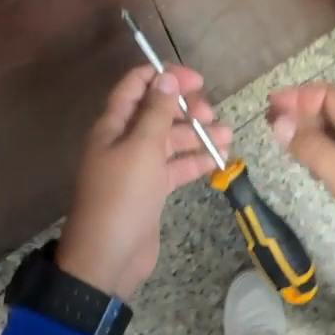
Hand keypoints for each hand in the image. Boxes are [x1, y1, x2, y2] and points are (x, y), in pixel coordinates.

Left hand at [59, 64, 231, 298]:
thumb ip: (156, 112)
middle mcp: (124, 141)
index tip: (195, 80)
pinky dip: (195, 160)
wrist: (108, 257)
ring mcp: (138, 167)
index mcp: (113, 125)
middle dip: (185, 107)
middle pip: (156, 112)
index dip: (163, 77)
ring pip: (170, 140)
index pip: (136, 86)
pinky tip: (220, 158)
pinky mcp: (151, 190)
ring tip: (226, 135)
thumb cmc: (122, 197)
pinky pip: (175, 167)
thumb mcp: (142, 149)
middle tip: (211, 113)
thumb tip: (166, 77)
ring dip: (197, 134)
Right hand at [266, 82, 334, 276]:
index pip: (331, 96)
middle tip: (270, 124)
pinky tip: (314, 160)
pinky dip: (329, 146)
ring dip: (314, 129)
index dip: (298, 97)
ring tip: (285, 140)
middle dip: (303, 111)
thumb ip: (315, 151)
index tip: (268, 109)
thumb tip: (281, 122)